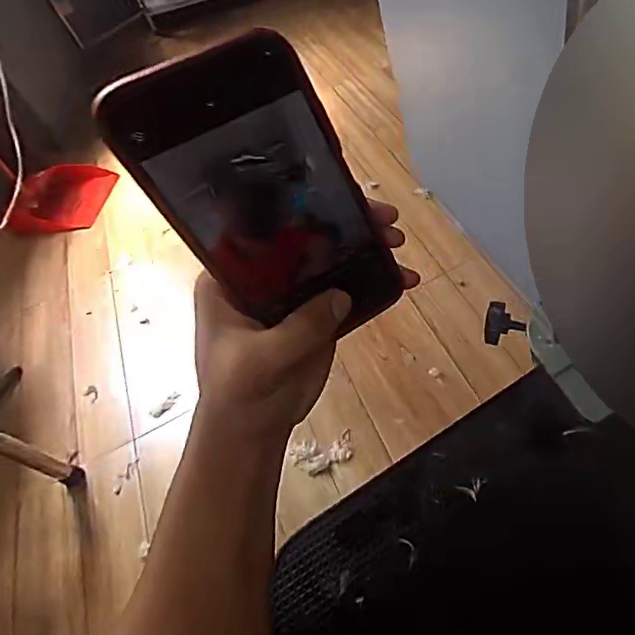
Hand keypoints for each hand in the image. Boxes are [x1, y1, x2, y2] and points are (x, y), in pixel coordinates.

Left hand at [193, 199, 418, 437]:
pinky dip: (374, 282)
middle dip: (347, 224)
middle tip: (385, 221)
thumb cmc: (238, 392)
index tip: (340, 201)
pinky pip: (349, 290)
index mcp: (232, 277)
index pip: (267, 229)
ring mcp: (293, 296)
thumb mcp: (262, 359)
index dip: (304, 211)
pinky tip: (401, 280)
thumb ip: (300, 327)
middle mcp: (263, 278)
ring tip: (397, 244)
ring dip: (366, 249)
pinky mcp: (317, 316)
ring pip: (333, 260)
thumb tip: (342, 296)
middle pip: (309, 238)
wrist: (253, 432)